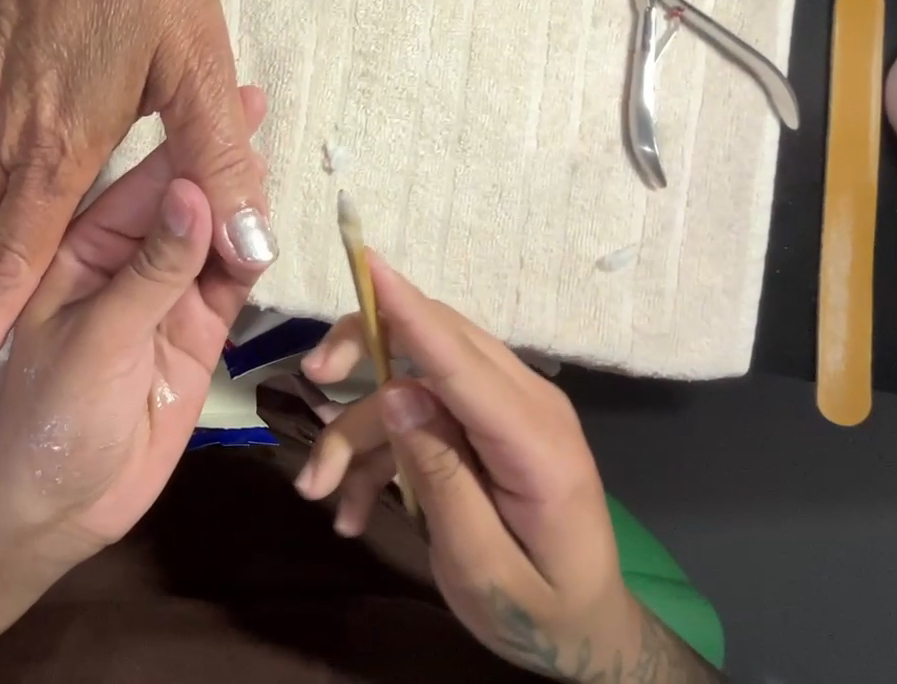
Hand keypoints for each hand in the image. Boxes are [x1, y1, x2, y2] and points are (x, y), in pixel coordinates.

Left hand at [0, 86, 267, 559]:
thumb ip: (152, 271)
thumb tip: (195, 192)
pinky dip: (247, 261)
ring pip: (209, 237)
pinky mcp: (197, 329)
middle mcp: (125, 258)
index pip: (137, 186)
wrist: (67, 502)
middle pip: (179, 201)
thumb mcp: (97, 335)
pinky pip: (227, 284)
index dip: (178, 145)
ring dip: (237, 207)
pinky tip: (265, 233)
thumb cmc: (55, 413)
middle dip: (213, 160)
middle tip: (251, 108)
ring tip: (266, 165)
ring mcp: (165, 292)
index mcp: (81, 247)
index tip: (214, 99)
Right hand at [294, 255, 720, 682]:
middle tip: (312, 379)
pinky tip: (351, 506)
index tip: (368, 261)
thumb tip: (396, 393)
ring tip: (319, 492)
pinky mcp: (481, 421)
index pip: (461, 359)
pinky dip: (374, 452)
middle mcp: (522, 404)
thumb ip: (442, 477)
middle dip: (361, 350)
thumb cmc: (541, 612)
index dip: (408, 309)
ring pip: (406, 381)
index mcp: (535, 441)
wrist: (584, 635)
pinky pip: (414, 410)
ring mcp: (501, 410)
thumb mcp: (483, 567)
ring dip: (354, 432)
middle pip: (431, 340)